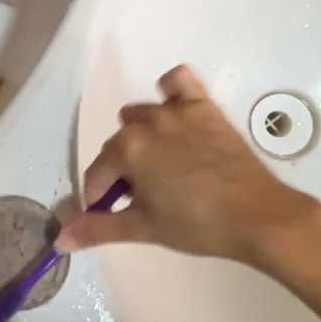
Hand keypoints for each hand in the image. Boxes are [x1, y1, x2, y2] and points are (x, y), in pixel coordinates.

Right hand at [57, 65, 316, 262]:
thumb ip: (99, 228)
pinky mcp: (205, 106)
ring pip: (141, 115)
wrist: (258, 216)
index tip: (110, 212)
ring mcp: (177, 111)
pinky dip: (170, 91)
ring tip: (160, 165)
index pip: (98, 172)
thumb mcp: (144, 228)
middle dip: (121, 170)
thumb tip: (62, 240)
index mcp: (127, 150)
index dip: (100, 196)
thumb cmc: (198, 225)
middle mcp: (147, 123)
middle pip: (118, 144)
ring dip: (141, 135)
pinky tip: (174, 111)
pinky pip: (178, 81)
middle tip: (142, 198)